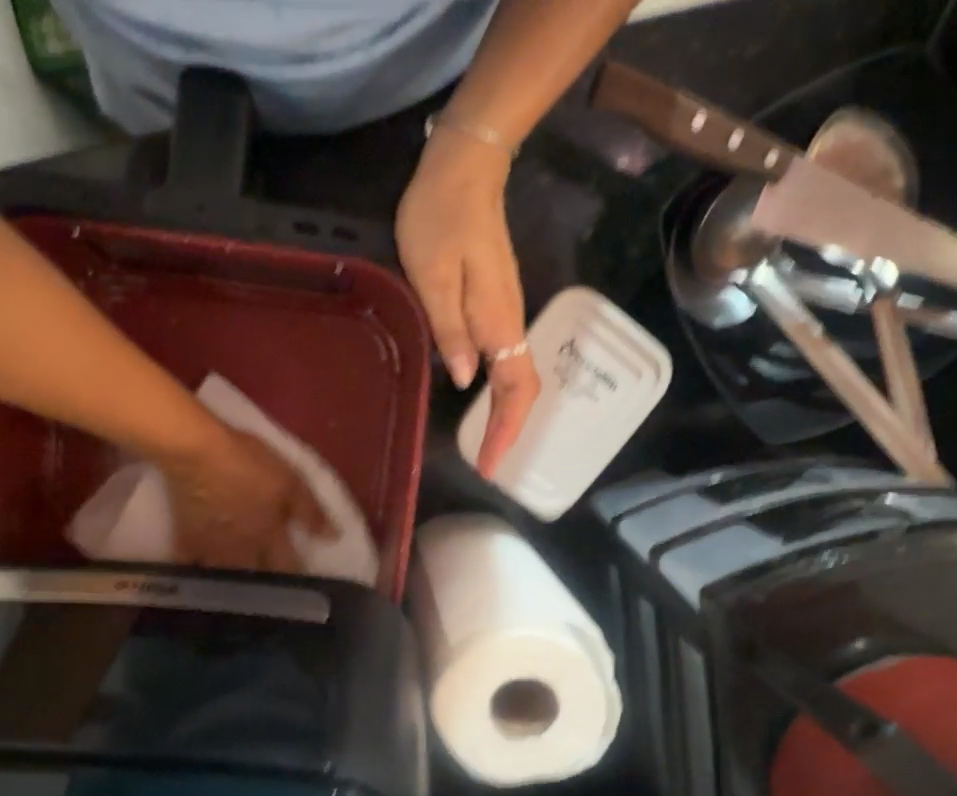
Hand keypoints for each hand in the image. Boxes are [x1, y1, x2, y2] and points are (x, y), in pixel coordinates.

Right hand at [158, 426, 333, 573]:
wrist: (197, 452)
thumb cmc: (247, 462)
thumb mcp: (289, 480)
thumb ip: (310, 511)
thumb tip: (333, 538)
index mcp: (269, 536)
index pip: (287, 565)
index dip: (297, 573)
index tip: (304, 580)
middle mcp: (242, 550)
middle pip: (256, 578)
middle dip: (266, 585)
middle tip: (271, 587)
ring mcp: (211, 549)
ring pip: (225, 577)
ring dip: (234, 585)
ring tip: (239, 587)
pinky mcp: (185, 540)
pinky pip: (191, 565)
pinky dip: (197, 573)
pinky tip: (199, 576)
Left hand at [397, 127, 540, 477]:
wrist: (466, 168)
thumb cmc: (441, 218)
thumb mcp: (433, 276)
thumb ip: (450, 329)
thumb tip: (467, 380)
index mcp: (498, 321)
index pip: (515, 390)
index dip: (505, 432)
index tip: (487, 466)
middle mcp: (511, 321)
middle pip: (523, 388)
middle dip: (508, 430)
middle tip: (484, 463)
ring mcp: (507, 310)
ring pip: (515, 374)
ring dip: (503, 412)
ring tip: (481, 442)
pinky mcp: (496, 301)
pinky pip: (505, 358)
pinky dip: (497, 388)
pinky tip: (477, 398)